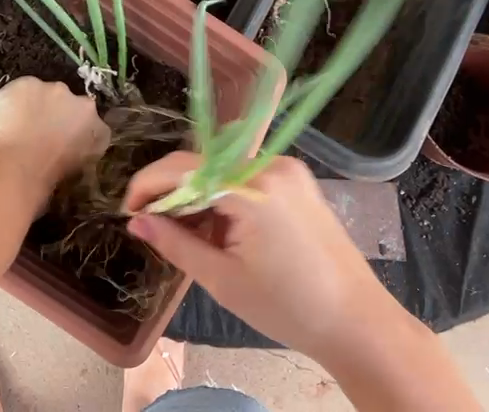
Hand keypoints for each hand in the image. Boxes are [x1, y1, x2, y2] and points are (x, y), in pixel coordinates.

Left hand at [0, 78, 109, 197]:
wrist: (13, 169)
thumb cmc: (44, 181)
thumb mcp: (74, 171)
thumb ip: (78, 151)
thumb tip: (67, 148)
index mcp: (96, 128)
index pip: (93, 125)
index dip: (76, 131)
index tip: (64, 141)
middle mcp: (79, 102)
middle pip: (69, 103)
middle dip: (57, 113)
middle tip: (40, 133)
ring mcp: (51, 89)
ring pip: (44, 93)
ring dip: (36, 104)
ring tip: (19, 126)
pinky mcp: (25, 83)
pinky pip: (21, 90)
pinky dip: (14, 101)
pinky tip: (5, 118)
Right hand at [123, 153, 390, 356]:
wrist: (360, 324)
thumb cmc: (290, 308)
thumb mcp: (223, 279)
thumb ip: (175, 243)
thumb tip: (135, 222)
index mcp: (252, 187)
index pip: (183, 169)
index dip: (148, 186)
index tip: (128, 211)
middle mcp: (270, 165)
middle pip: (202, 163)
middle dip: (172, 191)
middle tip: (155, 226)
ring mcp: (287, 169)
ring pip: (221, 168)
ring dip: (198, 193)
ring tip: (189, 233)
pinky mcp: (297, 180)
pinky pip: (245, 175)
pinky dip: (224, 194)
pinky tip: (219, 228)